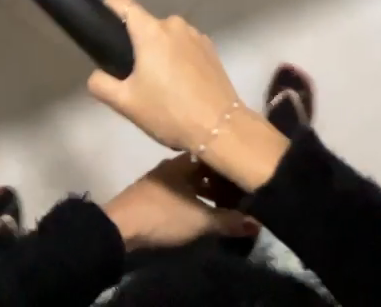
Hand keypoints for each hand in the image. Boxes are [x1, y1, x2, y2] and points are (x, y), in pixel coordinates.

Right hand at [87, 0, 242, 153]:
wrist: (221, 127)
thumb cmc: (169, 112)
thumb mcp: (126, 104)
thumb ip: (102, 85)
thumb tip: (96, 74)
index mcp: (150, 31)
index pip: (121, 0)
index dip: (108, 10)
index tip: (107, 32)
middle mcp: (173, 24)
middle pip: (144, 25)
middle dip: (137, 46)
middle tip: (138, 79)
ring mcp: (195, 34)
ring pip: (166, 36)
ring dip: (160, 53)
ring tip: (164, 87)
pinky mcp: (210, 47)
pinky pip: (184, 45)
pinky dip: (179, 58)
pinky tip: (184, 86)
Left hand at [103, 156, 257, 249]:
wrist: (121, 227)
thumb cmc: (163, 214)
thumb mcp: (200, 220)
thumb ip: (229, 220)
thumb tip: (258, 221)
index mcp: (184, 161)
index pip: (213, 154)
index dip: (230, 163)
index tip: (248, 172)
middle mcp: (173, 163)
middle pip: (203, 167)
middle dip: (221, 178)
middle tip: (242, 190)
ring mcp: (162, 178)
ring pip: (192, 179)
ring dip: (209, 189)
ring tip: (228, 202)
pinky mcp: (155, 193)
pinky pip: (184, 189)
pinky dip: (197, 196)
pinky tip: (204, 208)